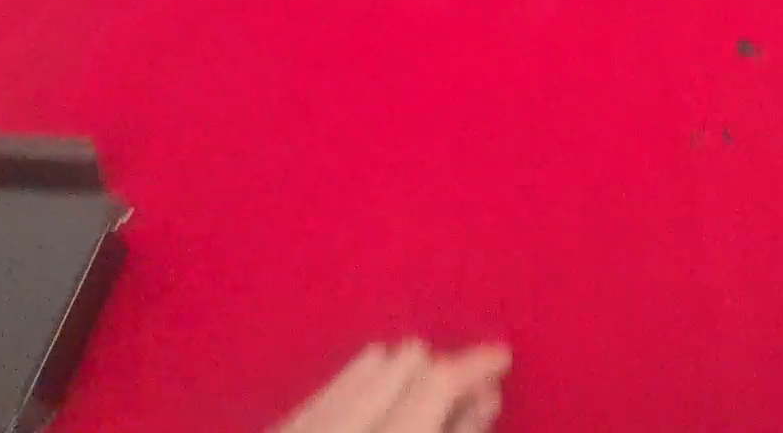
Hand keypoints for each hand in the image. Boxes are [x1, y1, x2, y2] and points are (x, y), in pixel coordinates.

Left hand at [273, 340, 509, 432]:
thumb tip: (486, 397)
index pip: (436, 382)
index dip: (475, 364)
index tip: (503, 355)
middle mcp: (339, 425)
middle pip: (407, 360)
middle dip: (439, 375)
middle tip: (462, 403)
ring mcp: (302, 424)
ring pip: (371, 362)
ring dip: (402, 377)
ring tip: (416, 407)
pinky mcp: (279, 427)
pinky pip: (332, 384)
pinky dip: (363, 385)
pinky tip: (372, 400)